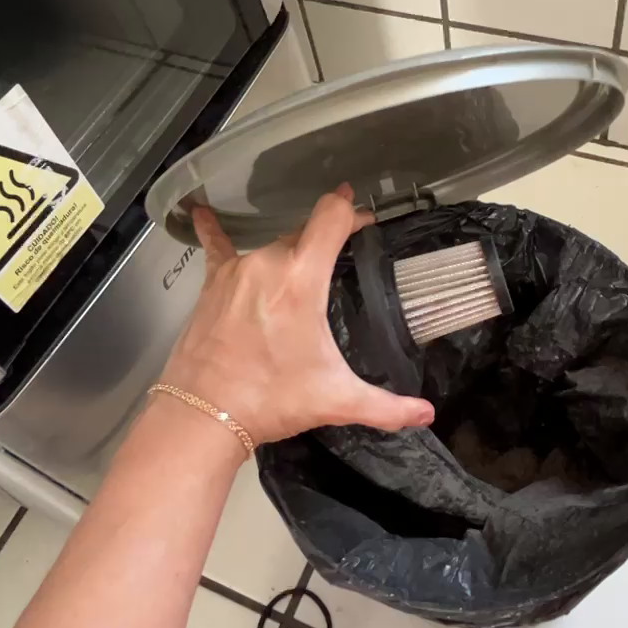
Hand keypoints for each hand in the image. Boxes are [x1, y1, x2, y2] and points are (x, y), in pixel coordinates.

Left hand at [157, 185, 436, 448]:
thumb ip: (387, 406)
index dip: (352, 212)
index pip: (332, 217)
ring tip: (306, 267)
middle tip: (343, 256)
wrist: (203, 416)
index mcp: (301, 277)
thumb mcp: (336, 400)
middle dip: (327, 240)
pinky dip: (211, 229)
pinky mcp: (213, 284)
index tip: (366, 220)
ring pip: (273, 246)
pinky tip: (201, 211)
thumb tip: (427, 415)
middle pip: (305, 232)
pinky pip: (215, 248)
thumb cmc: (272, 399)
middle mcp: (268, 262)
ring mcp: (237, 270)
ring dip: (291, 252)